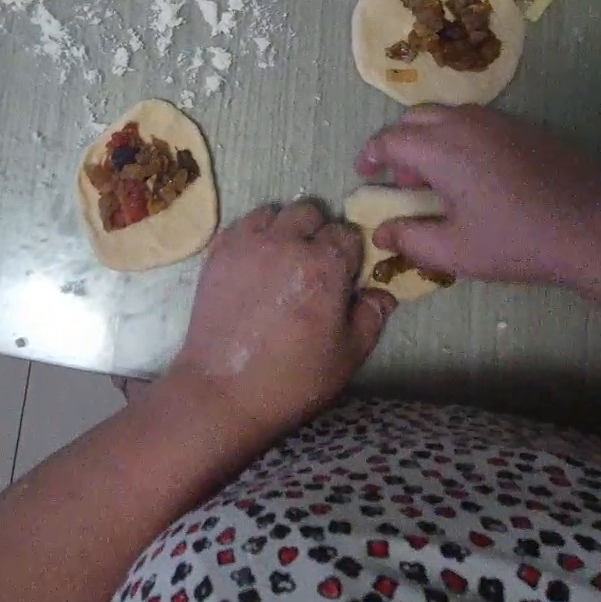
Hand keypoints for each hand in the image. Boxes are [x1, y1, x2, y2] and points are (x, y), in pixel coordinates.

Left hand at [162, 201, 392, 440]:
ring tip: (283, 258)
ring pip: (274, 212)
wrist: (223, 389)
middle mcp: (285, 243)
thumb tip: (383, 293)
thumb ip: (371, 317)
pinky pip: (242, 224)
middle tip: (314, 263)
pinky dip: (253, 233)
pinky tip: (255, 260)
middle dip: (318, 231)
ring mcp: (247, 244)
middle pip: (309, 213)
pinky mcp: (218, 252)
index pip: (347, 233)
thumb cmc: (292, 378)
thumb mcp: (347, 355)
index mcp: (324, 266)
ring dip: (284, 227)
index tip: (344, 274)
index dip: (349, 253)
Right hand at [354, 105, 600, 286]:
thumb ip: (409, 239)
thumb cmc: (518, 240)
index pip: (390, 139)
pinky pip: (474, 122)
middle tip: (402, 180)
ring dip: (429, 139)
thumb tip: (381, 232)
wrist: (599, 227)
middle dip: (399, 144)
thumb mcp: (454, 251)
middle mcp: (465, 124)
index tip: (366, 174)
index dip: (371, 155)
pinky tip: (474, 176)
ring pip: (446, 116)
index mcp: (441, 149)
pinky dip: (457, 139)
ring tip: (438, 179)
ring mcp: (498, 122)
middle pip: (414, 119)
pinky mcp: (524, 129)